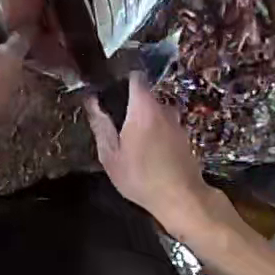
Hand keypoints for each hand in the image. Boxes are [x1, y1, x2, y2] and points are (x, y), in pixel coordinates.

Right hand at [85, 73, 218, 231]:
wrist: (182, 198)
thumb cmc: (141, 177)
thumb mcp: (110, 154)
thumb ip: (100, 124)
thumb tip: (90, 100)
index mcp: (144, 107)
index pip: (135, 75)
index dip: (120, 78)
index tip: (107, 89)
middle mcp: (164, 108)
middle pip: (144, 96)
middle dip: (128, 105)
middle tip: (113, 125)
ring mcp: (177, 123)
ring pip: (155, 113)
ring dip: (142, 122)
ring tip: (129, 143)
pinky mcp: (184, 137)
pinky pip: (164, 127)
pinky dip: (154, 133)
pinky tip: (146, 153)